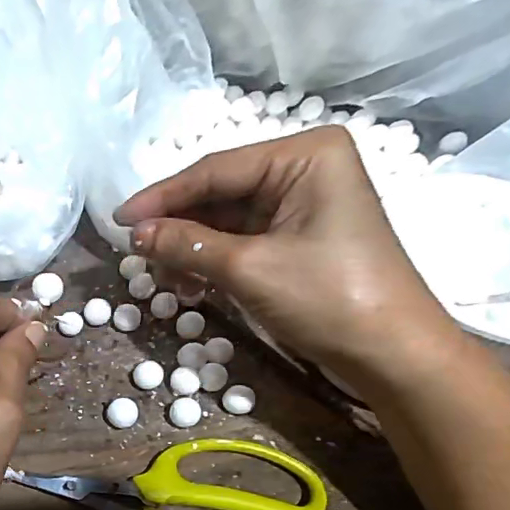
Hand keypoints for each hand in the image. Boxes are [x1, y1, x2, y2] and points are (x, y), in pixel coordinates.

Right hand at [113, 127, 459, 377]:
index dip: (163, 197)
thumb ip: (187, 246)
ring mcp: (301, 206)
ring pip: (225, 220)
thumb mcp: (249, 269)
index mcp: (305, 156)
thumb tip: (136, 235)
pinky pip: (241, 241)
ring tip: (168, 281)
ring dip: (191, 249)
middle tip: (139, 257)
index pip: (216, 170)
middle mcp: (303, 170)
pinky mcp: (297, 239)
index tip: (119, 220)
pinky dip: (212, 262)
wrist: (390, 353)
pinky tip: (192, 285)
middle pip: (219, 193)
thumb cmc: (329, 298)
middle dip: (178, 227)